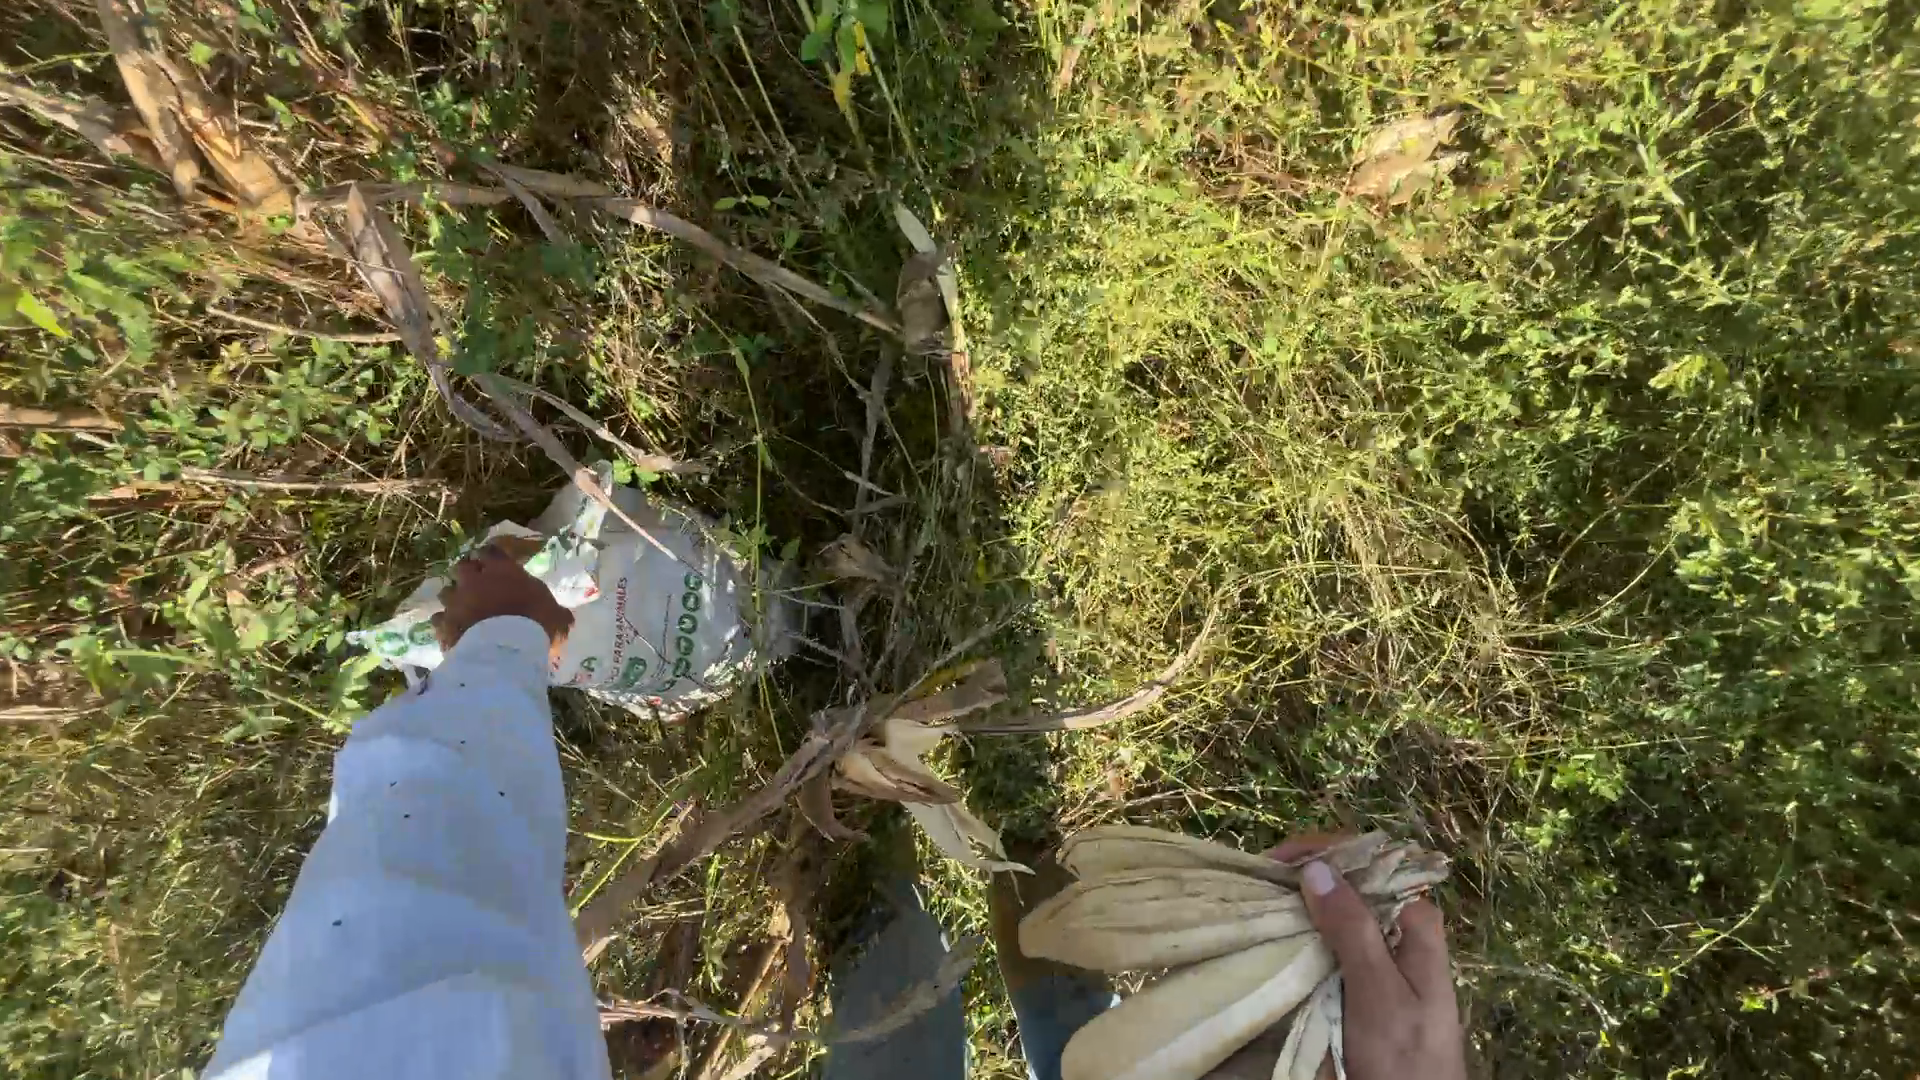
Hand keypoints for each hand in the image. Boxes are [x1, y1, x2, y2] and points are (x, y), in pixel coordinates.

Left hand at [430, 542, 572, 656]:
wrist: (503, 652)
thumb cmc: (535, 625)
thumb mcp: (557, 617)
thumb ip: (553, 611)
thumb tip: (561, 616)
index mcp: (504, 571)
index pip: (491, 551)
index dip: (492, 556)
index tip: (496, 562)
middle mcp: (474, 580)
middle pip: (463, 566)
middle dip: (469, 573)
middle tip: (478, 582)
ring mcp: (455, 601)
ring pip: (446, 591)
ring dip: (455, 597)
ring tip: (464, 607)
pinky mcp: (442, 624)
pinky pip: (439, 618)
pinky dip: (446, 621)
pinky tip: (455, 629)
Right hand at [1272, 836, 1466, 1079]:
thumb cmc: (1403, 1062)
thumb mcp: (1380, 996)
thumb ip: (1354, 931)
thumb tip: (1316, 866)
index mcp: (1414, 923)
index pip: (1367, 861)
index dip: (1322, 852)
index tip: (1278, 862)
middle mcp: (1395, 929)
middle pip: (1345, 880)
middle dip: (1301, 873)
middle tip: (1260, 880)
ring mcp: (1374, 953)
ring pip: (1329, 907)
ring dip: (1294, 899)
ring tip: (1258, 899)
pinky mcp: (1353, 976)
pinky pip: (1321, 937)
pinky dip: (1294, 927)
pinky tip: (1272, 928)